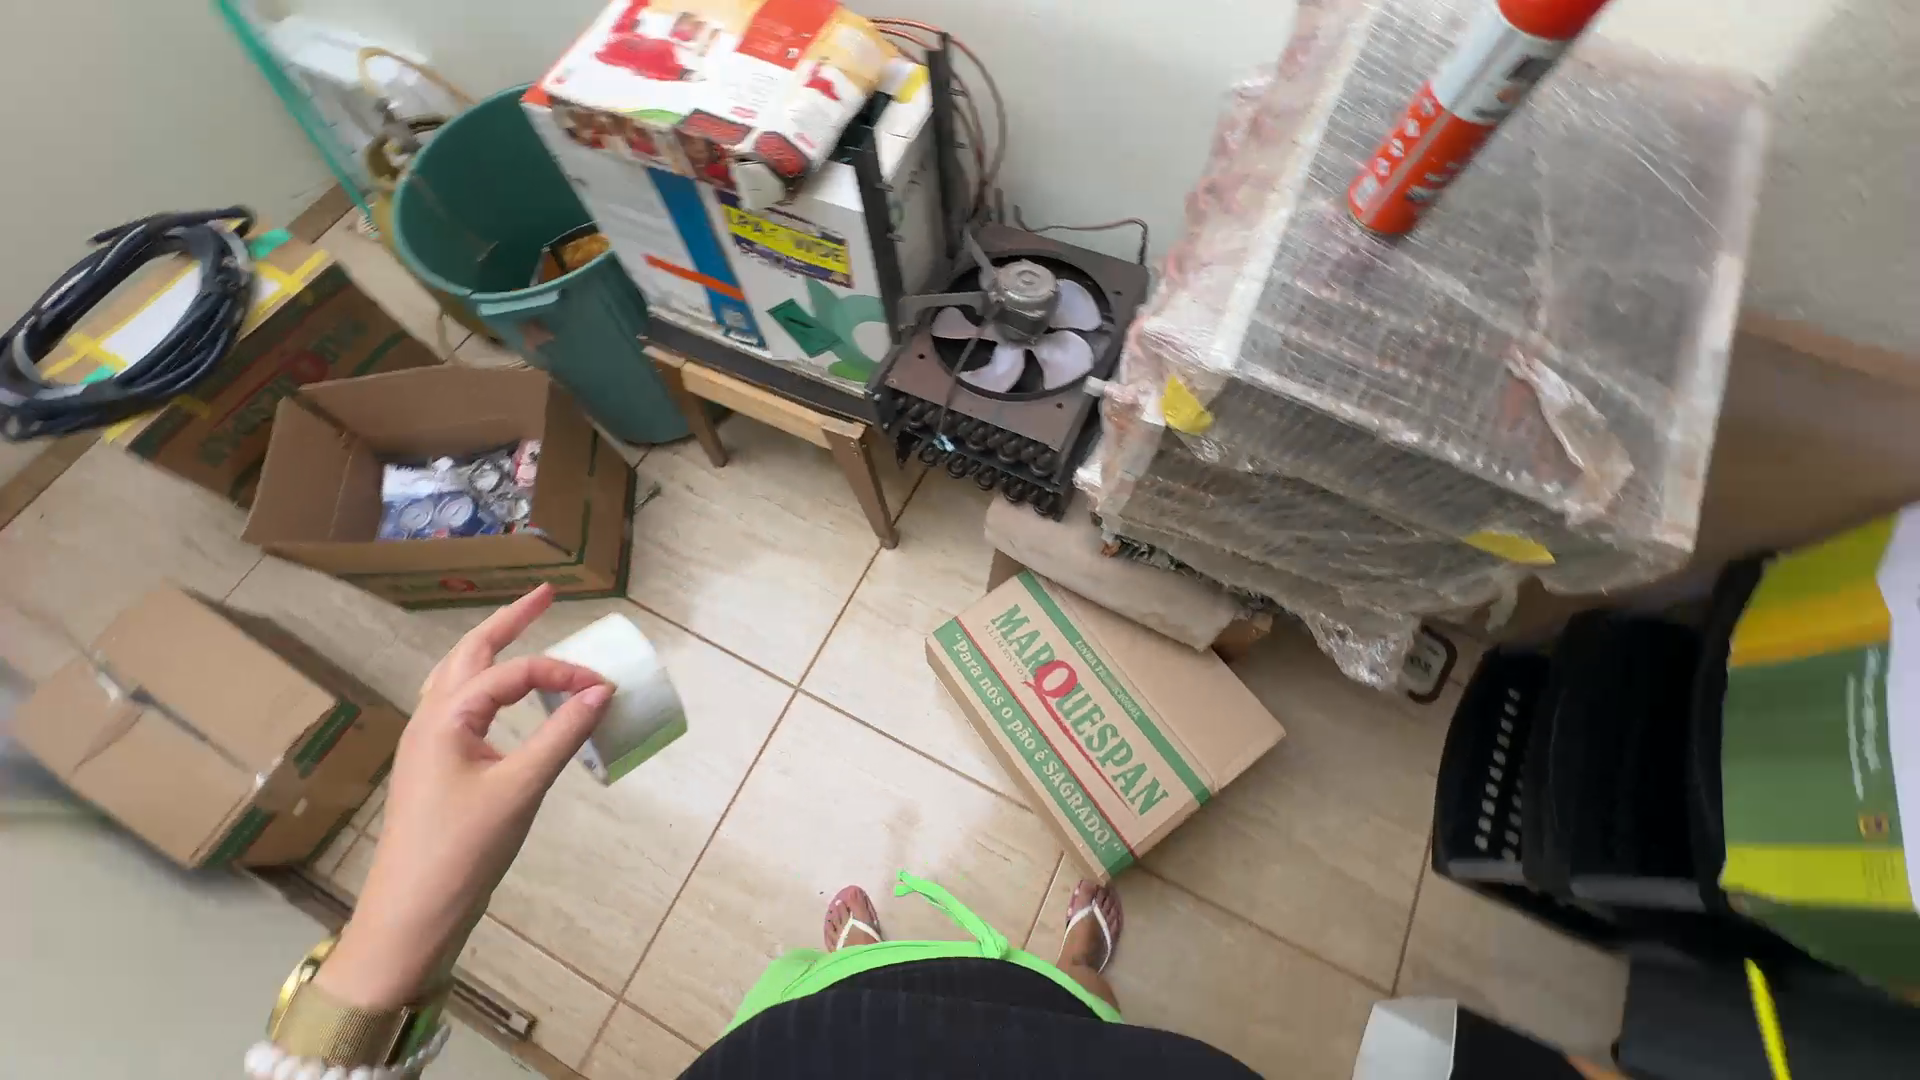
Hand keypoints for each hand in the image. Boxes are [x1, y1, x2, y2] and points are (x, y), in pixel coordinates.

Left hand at [316, 585, 611, 1008]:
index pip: (512, 673)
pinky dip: (491, 684)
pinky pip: (465, 705)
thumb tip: (602, 690)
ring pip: (460, 676)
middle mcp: (431, 721)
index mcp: (444, 719)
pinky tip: (509, 694)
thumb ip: (563, 734)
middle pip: (469, 653)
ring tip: (525, 627)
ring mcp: (431, 743)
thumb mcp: (521, 788)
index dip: (562, 671)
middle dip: (509, 621)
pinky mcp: (439, 766)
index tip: (604, 687)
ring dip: (493, 647)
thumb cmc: (463, 850)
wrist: (411, 917)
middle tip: (547, 596)